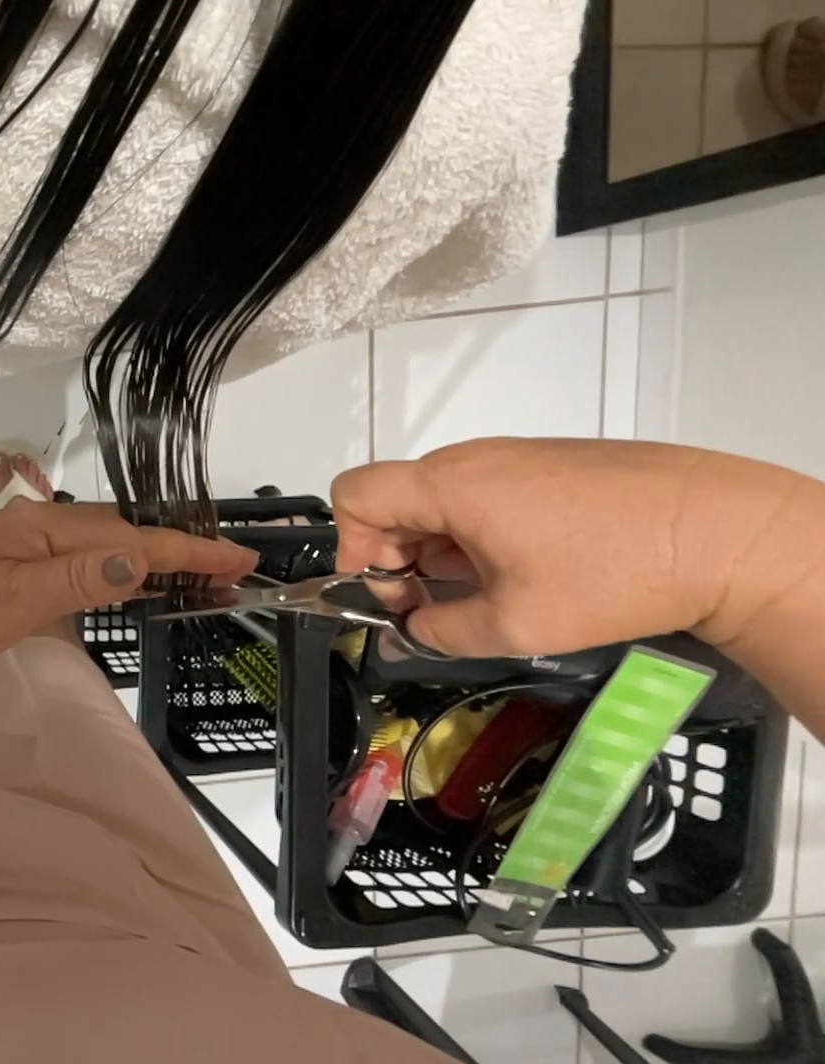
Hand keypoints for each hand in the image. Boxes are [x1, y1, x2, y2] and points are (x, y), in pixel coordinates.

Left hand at [0, 500, 257, 673]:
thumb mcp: (17, 599)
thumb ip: (79, 578)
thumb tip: (140, 559)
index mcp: (44, 526)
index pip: (130, 536)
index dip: (187, 548)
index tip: (237, 556)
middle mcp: (42, 524)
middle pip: (125, 532)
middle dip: (180, 550)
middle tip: (231, 570)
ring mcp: (30, 540)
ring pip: (107, 544)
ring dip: (153, 560)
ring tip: (201, 576)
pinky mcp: (22, 560)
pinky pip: (85, 557)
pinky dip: (119, 568)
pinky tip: (138, 579)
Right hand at [331, 437, 822, 656]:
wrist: (741, 535)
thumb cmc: (620, 573)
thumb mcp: (516, 623)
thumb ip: (439, 630)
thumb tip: (412, 629)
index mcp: (450, 486)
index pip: (354, 494)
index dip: (348, 543)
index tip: (382, 584)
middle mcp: (472, 460)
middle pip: (394, 500)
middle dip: (395, 554)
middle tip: (431, 601)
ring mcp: (514, 457)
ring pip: (438, 500)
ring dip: (438, 547)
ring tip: (485, 589)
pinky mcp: (549, 464)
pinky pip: (482, 495)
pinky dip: (477, 533)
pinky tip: (523, 568)